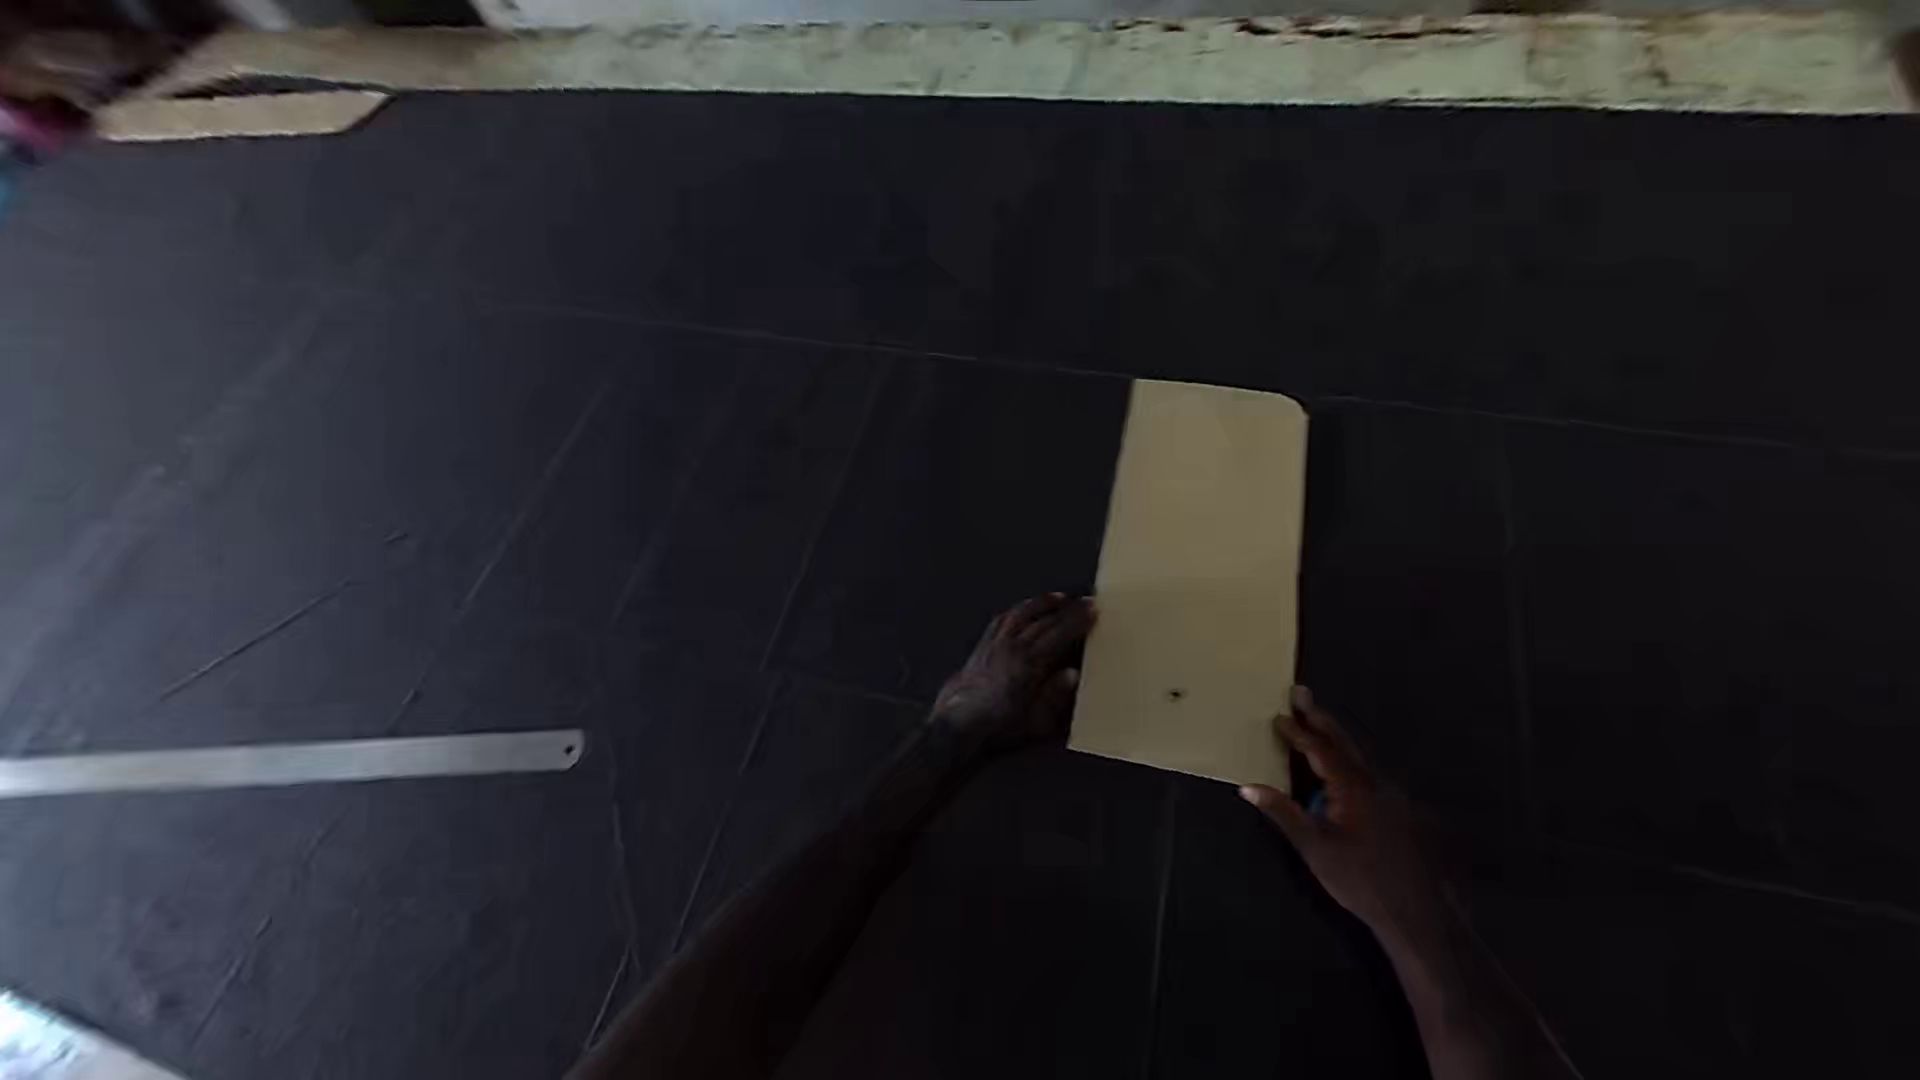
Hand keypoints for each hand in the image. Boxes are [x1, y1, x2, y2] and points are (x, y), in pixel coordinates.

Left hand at [931, 592, 1094, 752]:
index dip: (1077, 620)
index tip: (1092, 610)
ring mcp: (996, 642)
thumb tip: (1073, 674)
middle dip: (1068, 608)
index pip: (1059, 634)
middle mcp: (1012, 647)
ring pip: (1022, 613)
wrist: (961, 720)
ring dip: (1043, 602)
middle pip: (1045, 620)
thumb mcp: (1036, 719)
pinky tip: (1025, 607)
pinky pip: (1002, 618)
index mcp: (1029, 664)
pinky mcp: (984, 643)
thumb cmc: (999, 724)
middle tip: (1085, 601)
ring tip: (1060, 597)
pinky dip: (1017, 609)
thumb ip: (1055, 696)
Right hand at [1240, 686, 1443, 939]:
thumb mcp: (1315, 847)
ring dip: (1335, 736)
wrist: (1419, 917)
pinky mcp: (1399, 812)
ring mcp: (1392, 797)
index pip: (1321, 751)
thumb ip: (1283, 813)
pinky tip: (1341, 765)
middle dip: (1320, 718)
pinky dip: (1348, 756)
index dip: (1298, 733)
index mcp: (1354, 788)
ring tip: (1316, 721)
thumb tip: (1247, 786)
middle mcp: (1376, 784)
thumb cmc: (1360, 880)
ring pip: (1359, 756)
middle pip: (1344, 742)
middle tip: (1302, 692)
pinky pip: (1368, 771)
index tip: (1280, 716)